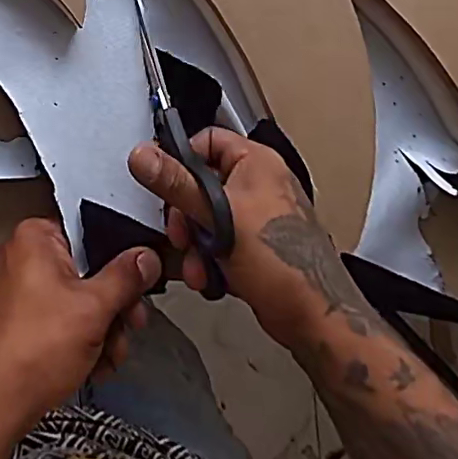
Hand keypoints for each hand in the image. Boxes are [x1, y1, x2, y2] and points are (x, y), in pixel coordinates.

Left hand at [0, 218, 160, 435]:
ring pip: (79, 298)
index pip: (90, 231)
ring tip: (105, 353)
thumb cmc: (27, 354)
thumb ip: (126, 278)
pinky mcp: (21, 317)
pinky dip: (81, 340)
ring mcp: (20, 288)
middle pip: (88, 268)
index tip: (138, 279)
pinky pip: (62, 318)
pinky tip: (89, 364)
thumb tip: (144, 259)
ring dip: (102, 329)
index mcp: (35, 237)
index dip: (119, 257)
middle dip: (113, 305)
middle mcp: (23, 255)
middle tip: (125, 324)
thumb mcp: (93, 309)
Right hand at [129, 127, 350, 349]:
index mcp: (256, 162)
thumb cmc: (282, 261)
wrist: (315, 318)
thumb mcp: (217, 215)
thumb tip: (142, 155)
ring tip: (196, 262)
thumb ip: (175, 183)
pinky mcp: (254, 244)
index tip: (164, 182)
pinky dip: (207, 257)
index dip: (181, 160)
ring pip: (205, 216)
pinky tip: (208, 275)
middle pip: (200, 182)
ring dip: (193, 242)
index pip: (206, 139)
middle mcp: (258, 183)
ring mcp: (257, 215)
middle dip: (184, 215)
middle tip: (181, 232)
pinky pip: (218, 240)